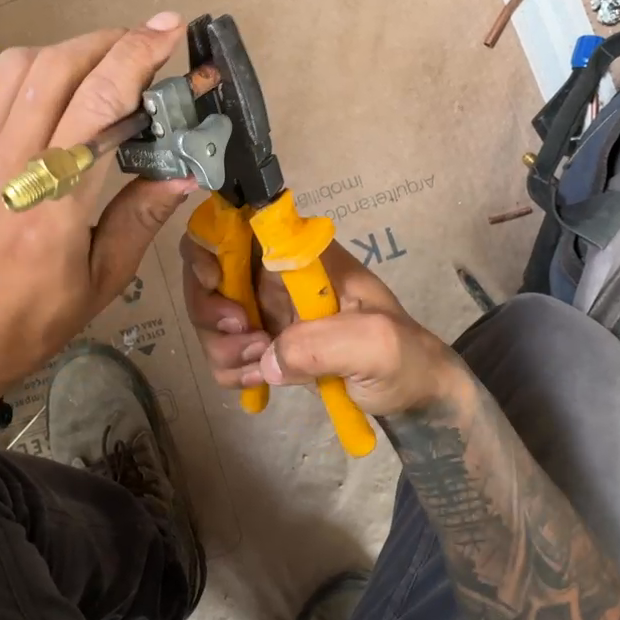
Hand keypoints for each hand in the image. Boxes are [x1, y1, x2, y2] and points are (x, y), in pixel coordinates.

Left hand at [0, 14, 197, 399]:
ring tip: (97, 67)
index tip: (171, 28)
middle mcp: (5, 165)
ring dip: (65, 51)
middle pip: (56, 68)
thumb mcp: (102, 281)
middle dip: (108, 41)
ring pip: (16, 65)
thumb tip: (187, 170)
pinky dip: (19, 66)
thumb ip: (141, 218)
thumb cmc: (31, 320)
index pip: (98, 103)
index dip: (137, 55)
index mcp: (52, 202)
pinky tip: (42, 86)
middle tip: (143, 46)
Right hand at [180, 237, 462, 416]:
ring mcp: (264, 303)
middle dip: (211, 309)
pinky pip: (220, 347)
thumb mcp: (377, 344)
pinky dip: (231, 367)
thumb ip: (322, 343)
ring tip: (264, 368)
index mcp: (304, 251)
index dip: (210, 246)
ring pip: (208, 313)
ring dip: (223, 347)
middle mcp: (276, 269)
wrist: (412, 396)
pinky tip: (262, 379)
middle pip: (207, 269)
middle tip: (247, 338)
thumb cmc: (404, 358)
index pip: (238, 222)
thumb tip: (266, 356)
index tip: (215, 285)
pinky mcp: (261, 337)